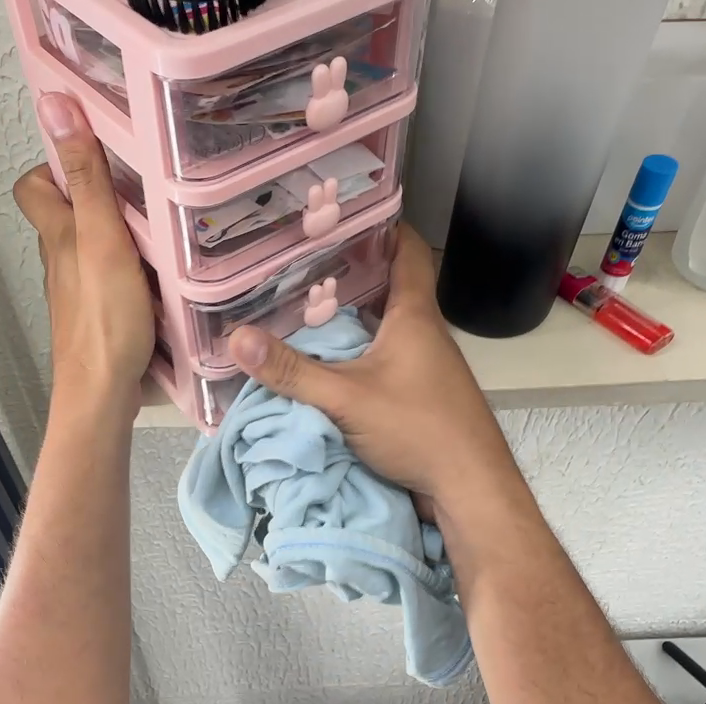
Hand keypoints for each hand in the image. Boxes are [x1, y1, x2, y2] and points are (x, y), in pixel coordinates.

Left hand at [13, 93, 153, 414]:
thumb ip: (87, 180)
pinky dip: (130, 278)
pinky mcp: (100, 322)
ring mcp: (79, 296)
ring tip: (159, 233)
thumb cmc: (105, 319)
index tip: (92, 158)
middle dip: (97, 202)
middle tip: (141, 193)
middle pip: (67, 220)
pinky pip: (111, 286)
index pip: (32, 187)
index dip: (53, 167)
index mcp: (57, 237)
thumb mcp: (101, 240)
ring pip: (92, 254)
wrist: (102, 395)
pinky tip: (159, 283)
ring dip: (118, 241)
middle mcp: (61, 264)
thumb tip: (55, 106)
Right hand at [227, 225, 518, 510]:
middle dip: (349, 276)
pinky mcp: (419, 398)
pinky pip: (382, 363)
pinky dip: (356, 358)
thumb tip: (237, 338)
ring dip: (350, 321)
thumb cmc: (419, 428)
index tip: (342, 214)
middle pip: (388, 289)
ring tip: (303, 311)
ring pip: (383, 329)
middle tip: (301, 265)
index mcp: (414, 315)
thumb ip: (292, 370)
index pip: (406, 250)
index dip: (380, 225)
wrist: (468, 487)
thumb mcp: (347, 398)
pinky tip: (326, 367)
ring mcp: (423, 368)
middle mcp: (423, 334)